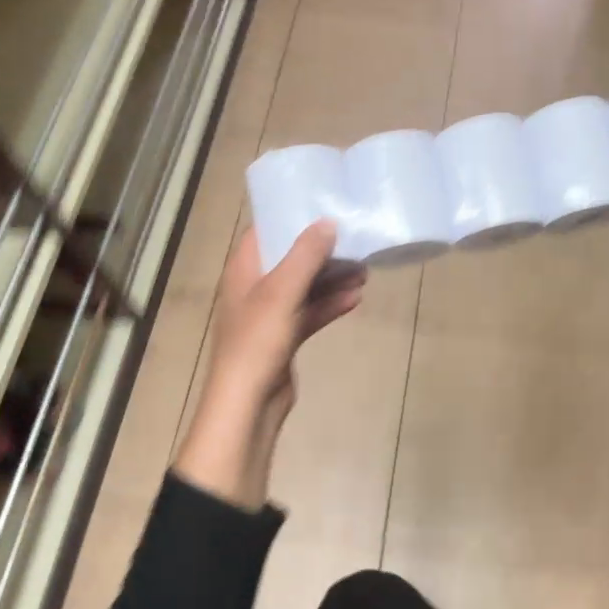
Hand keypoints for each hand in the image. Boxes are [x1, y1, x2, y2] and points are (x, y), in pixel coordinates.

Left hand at [175, 221, 364, 506]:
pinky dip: (330, 305)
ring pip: (304, 287)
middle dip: (322, 250)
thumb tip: (327, 221)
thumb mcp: (282, 292)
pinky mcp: (284, 338)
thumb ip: (305, 255)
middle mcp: (254, 288)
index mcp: (243, 271)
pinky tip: (356, 299)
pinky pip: (310, 313)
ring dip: (331, 278)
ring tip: (365, 269)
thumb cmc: (257, 341)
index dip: (291, 218)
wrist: (248, 403)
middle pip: (290, 259)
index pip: (265, 232)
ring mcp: (269, 315)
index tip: (324, 205)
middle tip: (356, 239)